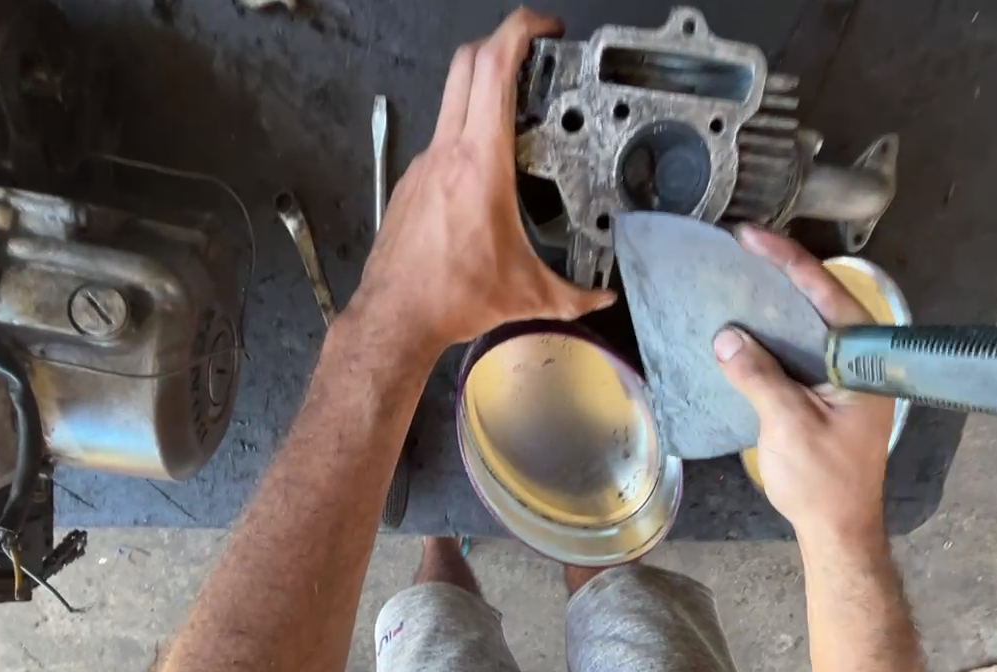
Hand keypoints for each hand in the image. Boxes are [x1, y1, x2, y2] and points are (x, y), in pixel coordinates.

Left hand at [349, 9, 613, 354]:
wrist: (396, 316)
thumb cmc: (450, 298)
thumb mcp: (527, 297)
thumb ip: (574, 296)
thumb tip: (601, 300)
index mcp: (481, 164)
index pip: (494, 67)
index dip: (521, 32)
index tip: (545, 30)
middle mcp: (447, 153)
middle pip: (467, 64)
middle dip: (500, 45)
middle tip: (531, 60)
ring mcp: (423, 166)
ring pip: (450, 102)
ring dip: (480, 94)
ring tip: (514, 121)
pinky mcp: (410, 186)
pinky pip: (439, 144)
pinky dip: (462, 140)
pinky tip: (482, 176)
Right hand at [714, 225, 893, 548]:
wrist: (836, 528)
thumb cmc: (822, 480)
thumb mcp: (788, 424)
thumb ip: (760, 377)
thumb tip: (727, 338)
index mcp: (864, 361)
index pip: (827, 294)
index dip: (789, 262)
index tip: (752, 238)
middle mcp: (858, 363)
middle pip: (819, 303)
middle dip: (781, 274)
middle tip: (743, 250)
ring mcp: (843, 380)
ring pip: (807, 329)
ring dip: (774, 307)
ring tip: (739, 283)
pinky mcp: (824, 397)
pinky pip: (796, 356)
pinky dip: (771, 342)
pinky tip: (746, 336)